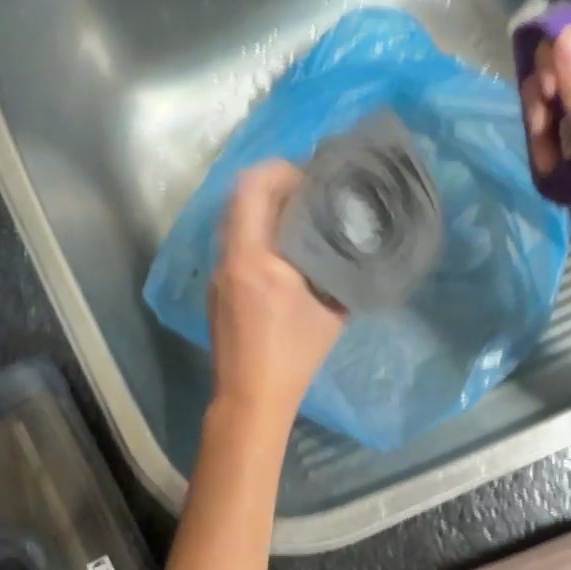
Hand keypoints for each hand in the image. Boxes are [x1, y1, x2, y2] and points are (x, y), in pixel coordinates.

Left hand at [208, 160, 345, 426]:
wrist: (250, 399)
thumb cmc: (293, 357)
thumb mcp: (330, 315)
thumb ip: (339, 275)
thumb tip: (352, 251)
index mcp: (256, 259)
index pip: (254, 189)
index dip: (280, 171)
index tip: (310, 179)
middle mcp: (229, 260)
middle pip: (241, 199)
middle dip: (274, 187)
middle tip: (309, 194)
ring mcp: (219, 276)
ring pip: (236, 223)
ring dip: (264, 212)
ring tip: (300, 223)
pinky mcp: (218, 293)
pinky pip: (236, 247)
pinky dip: (258, 237)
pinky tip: (284, 257)